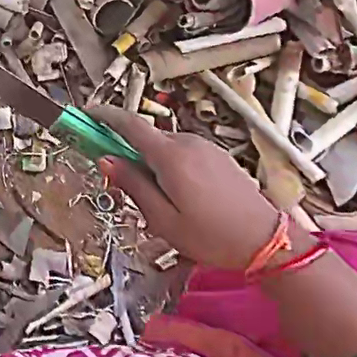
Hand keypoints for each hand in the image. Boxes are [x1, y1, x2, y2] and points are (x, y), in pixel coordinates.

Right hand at [88, 107, 288, 269]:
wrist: (269, 243)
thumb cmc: (211, 236)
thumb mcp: (162, 219)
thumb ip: (133, 185)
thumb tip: (106, 160)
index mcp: (170, 156)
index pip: (129, 124)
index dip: (105, 116)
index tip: (87, 113)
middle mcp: (187, 142)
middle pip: (146, 136)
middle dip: (127, 149)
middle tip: (119, 178)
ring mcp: (205, 147)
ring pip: (164, 146)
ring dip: (150, 161)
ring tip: (157, 199)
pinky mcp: (217, 156)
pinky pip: (182, 152)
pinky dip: (169, 164)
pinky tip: (179, 194)